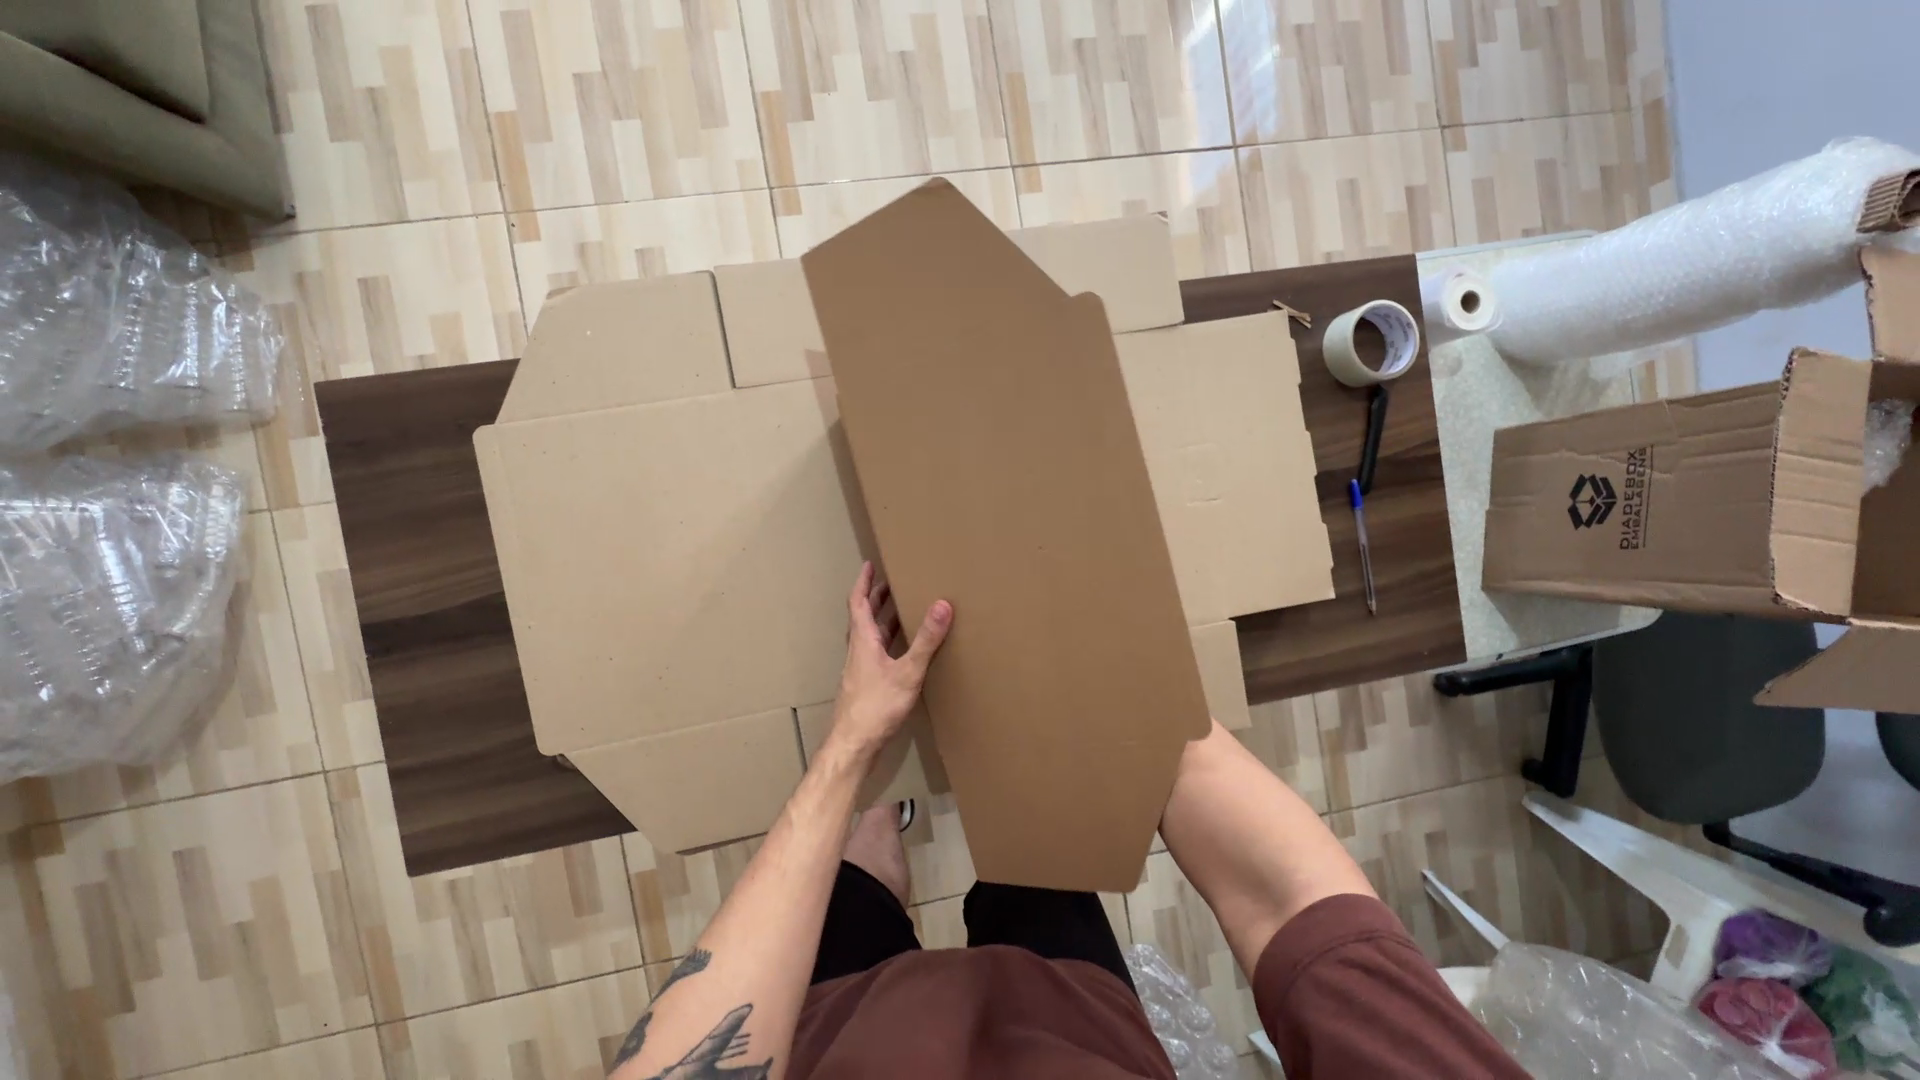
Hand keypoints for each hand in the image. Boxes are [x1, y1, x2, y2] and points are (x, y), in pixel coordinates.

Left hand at [827, 562, 952, 761]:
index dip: (864, 582)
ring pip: (869, 637)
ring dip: (882, 621)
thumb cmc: (876, 706)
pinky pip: (876, 654)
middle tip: (891, 583)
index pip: (858, 602)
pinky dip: (887, 643)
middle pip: (863, 617)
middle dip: (876, 598)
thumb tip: (942, 604)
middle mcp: (858, 651)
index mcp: (863, 640)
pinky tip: (902, 652)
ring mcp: (859, 670)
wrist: (853, 745)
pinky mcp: (865, 686)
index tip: (869, 565)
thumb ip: (925, 640)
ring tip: (901, 610)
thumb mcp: (907, 671)